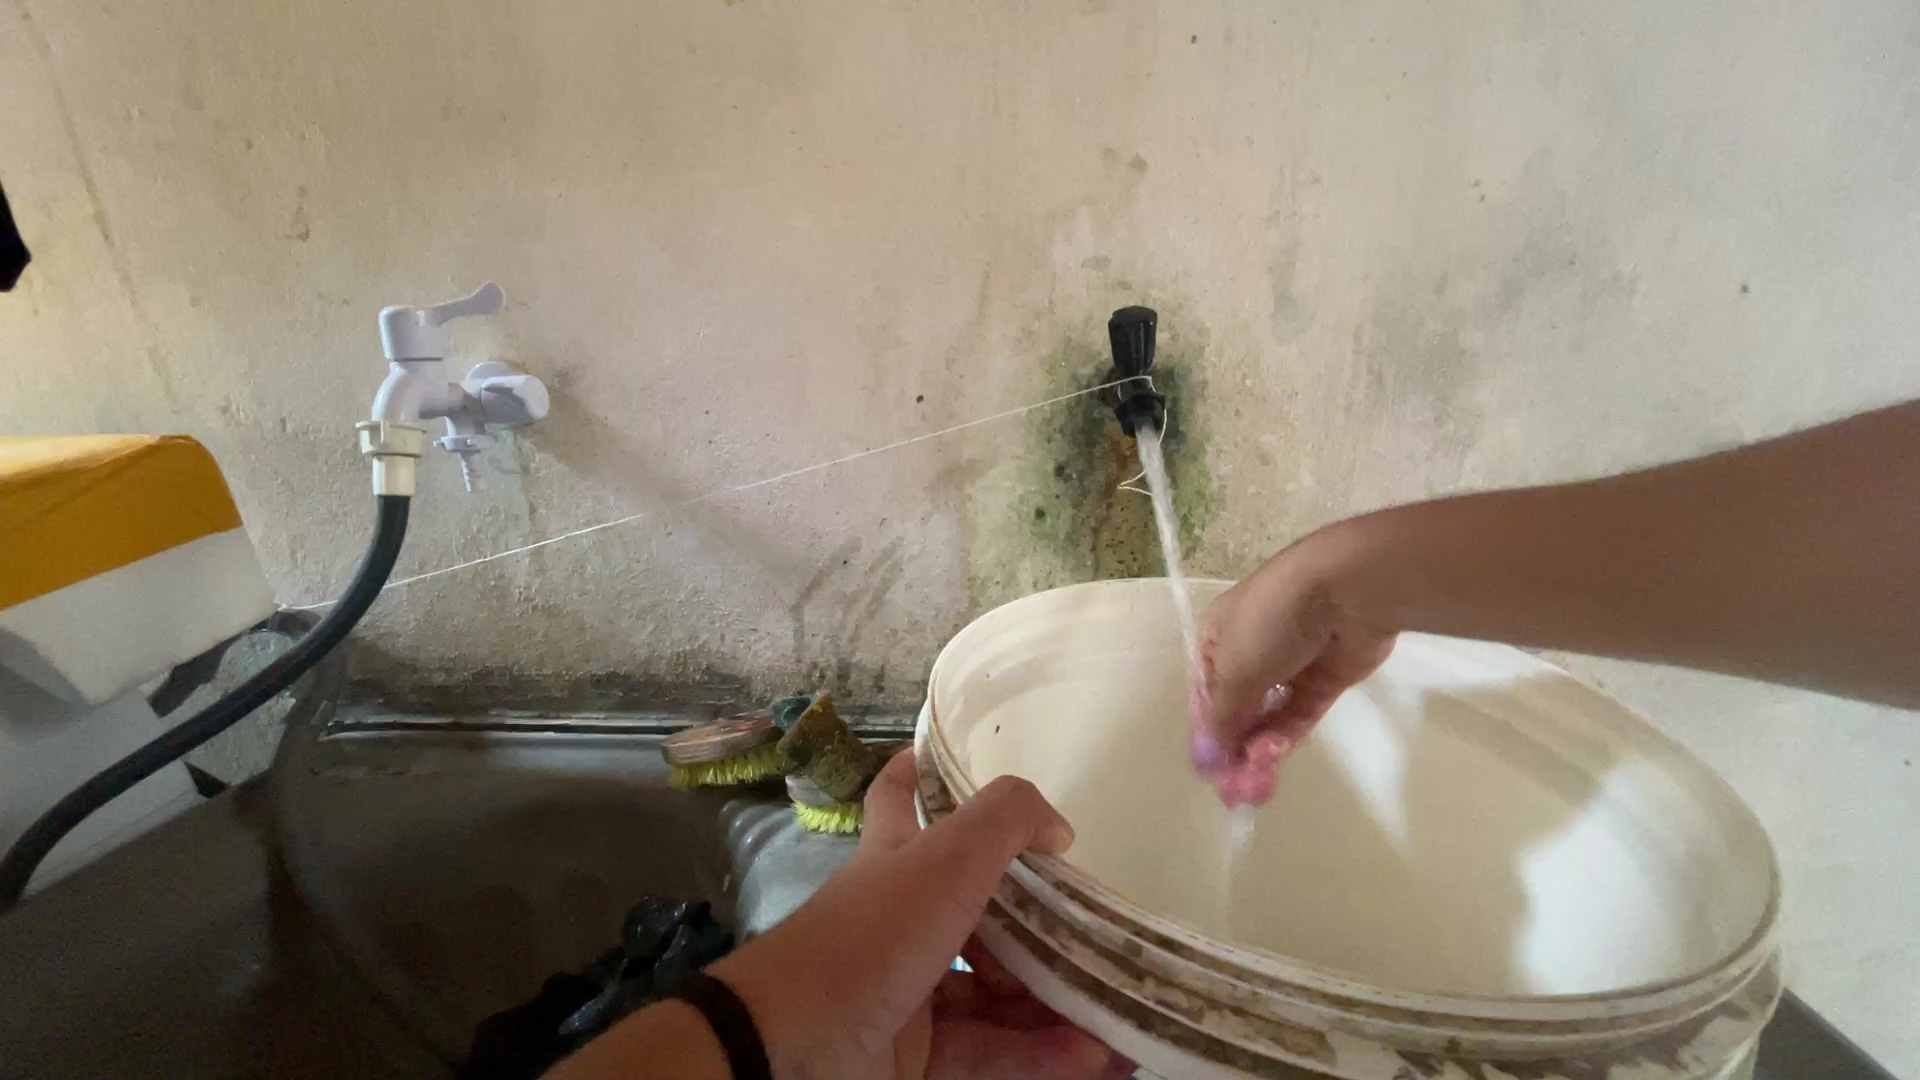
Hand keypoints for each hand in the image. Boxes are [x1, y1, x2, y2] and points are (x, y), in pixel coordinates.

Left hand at [554, 751, 1129, 1079]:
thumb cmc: (874, 933)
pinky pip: (986, 1048)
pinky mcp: (912, 1054)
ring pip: (989, 987)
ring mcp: (904, 986)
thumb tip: (1059, 828)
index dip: (916, 770)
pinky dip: (1037, 1053)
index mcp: (896, 855)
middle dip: (1033, 922)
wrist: (788, 1052)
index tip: (940, 755)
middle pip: (973, 907)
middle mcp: (899, 914)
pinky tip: (1090, 1057)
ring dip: (1050, 1000)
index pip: (898, 795)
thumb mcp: (946, 857)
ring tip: (1110, 1011)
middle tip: (1090, 928)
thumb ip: (1007, 820)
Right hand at [1191, 528, 1395, 805]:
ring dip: (1258, 751)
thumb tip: (1205, 757)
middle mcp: (1248, 653)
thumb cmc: (1270, 620)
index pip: (1205, 695)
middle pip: (1237, 709)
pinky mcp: (1322, 680)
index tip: (1210, 774)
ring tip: (1256, 788)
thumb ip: (1221, 717)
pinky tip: (1274, 762)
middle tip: (1236, 795)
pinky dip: (1284, 738)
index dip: (1206, 734)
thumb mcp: (1233, 668)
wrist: (1343, 590)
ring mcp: (1287, 667)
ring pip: (1267, 717)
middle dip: (1234, 750)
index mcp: (1216, 640)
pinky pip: (1297, 715)